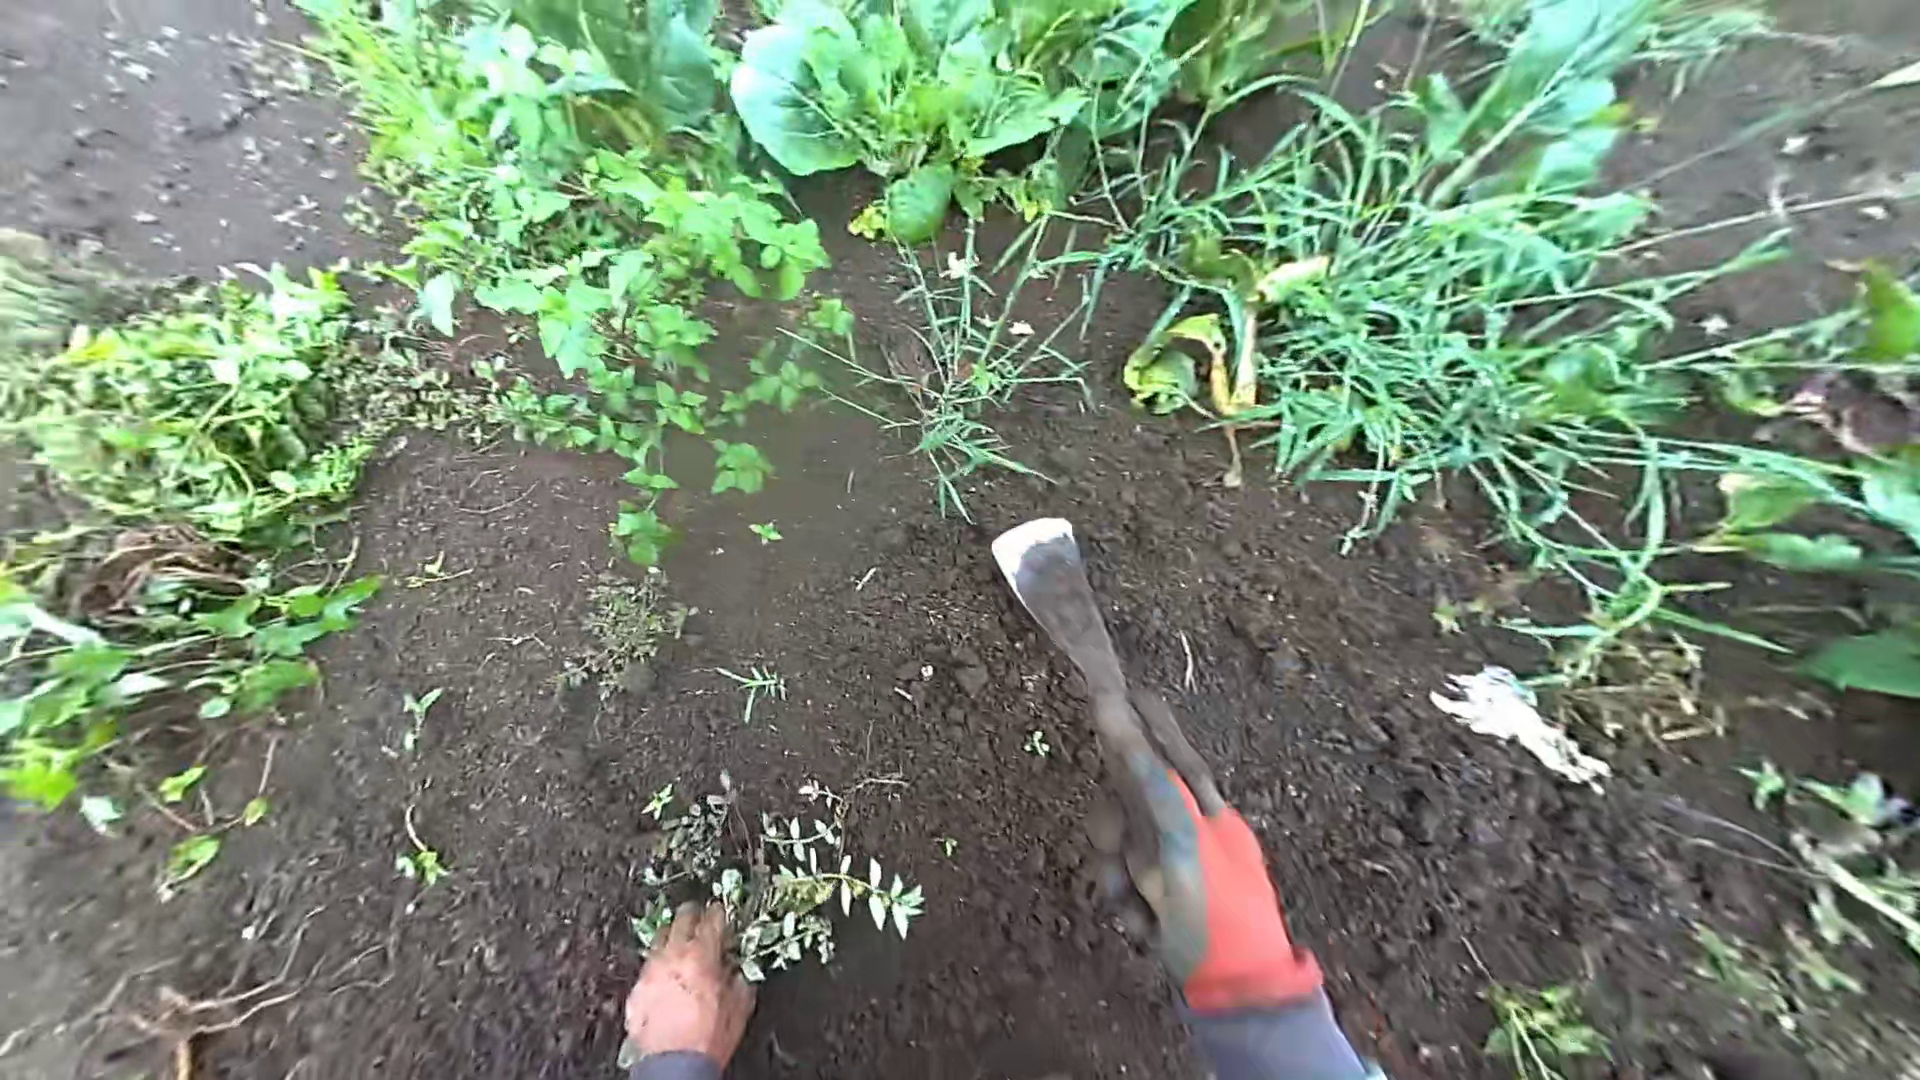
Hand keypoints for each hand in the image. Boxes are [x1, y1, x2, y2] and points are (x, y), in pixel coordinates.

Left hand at [625, 903, 756, 1064]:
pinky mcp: (636, 992)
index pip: (712, 917)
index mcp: (702, 955)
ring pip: (660, 937)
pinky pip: (648, 967)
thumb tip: (736, 966)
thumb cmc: (706, 1040)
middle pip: (682, 918)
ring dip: (673, 936)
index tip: (720, 913)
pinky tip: (666, 974)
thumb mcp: (738, 1004)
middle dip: (694, 915)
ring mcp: (652, 973)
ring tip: (680, 943)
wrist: (673, 1072)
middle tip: (700, 918)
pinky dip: (659, 965)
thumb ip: (738, 976)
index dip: (719, 912)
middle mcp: (674, 957)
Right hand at [1125, 753, 1322, 1011]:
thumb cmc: (1219, 912)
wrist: (1238, 996)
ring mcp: (1171, 861)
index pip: (1158, 761)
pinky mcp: (1157, 892)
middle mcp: (1185, 828)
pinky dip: (1122, 897)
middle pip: (1127, 803)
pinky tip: (1138, 923)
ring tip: (1126, 905)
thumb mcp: (1186, 843)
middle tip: (1111, 851)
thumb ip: (1158, 787)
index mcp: (1203, 809)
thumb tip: (1130, 732)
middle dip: (1112, 831)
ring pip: (1119, 840)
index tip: (1105, 735)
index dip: (1128, 749)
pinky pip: (1121, 875)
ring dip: (1113, 872)